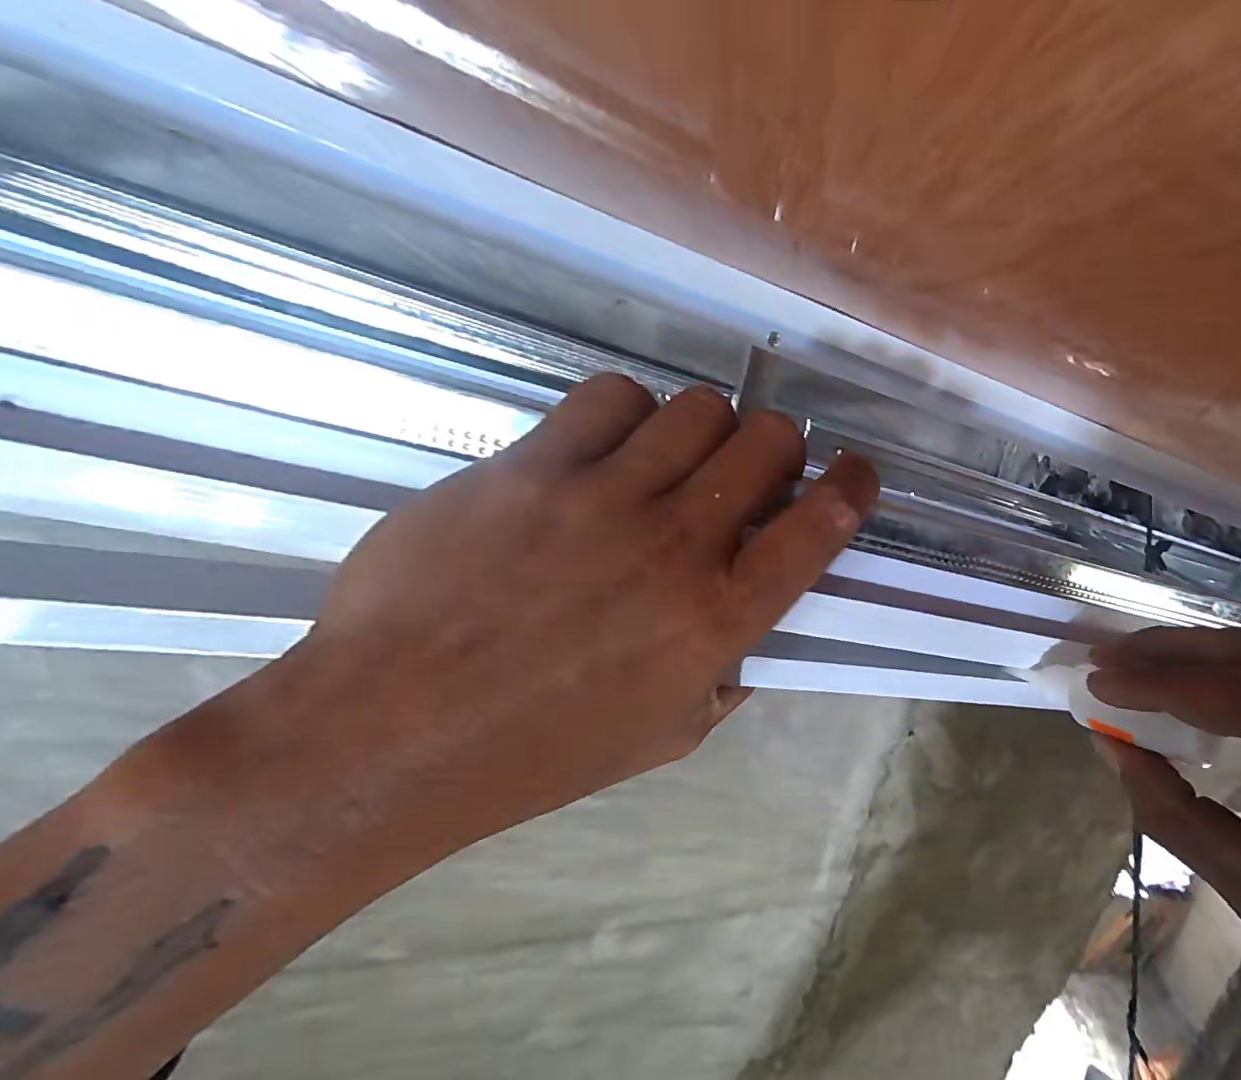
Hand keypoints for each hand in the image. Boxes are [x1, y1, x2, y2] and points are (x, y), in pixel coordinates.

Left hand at [0, 374, 878, 1079]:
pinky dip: (630, 416)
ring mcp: (600, 497)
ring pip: (698, 408)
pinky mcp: (527, 469)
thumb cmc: (544, 752)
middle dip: (779, 449)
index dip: (855, 484)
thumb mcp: (672, 732)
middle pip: (769, 440)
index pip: (823, 521)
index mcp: (720, 616)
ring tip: (675, 462)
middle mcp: (676, 544)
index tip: (855, 474)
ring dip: (706, 431)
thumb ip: (732, 669)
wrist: (385, 739)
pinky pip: (610, 399)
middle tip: (752, 474)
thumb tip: (756, 620)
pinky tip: (609, 450)